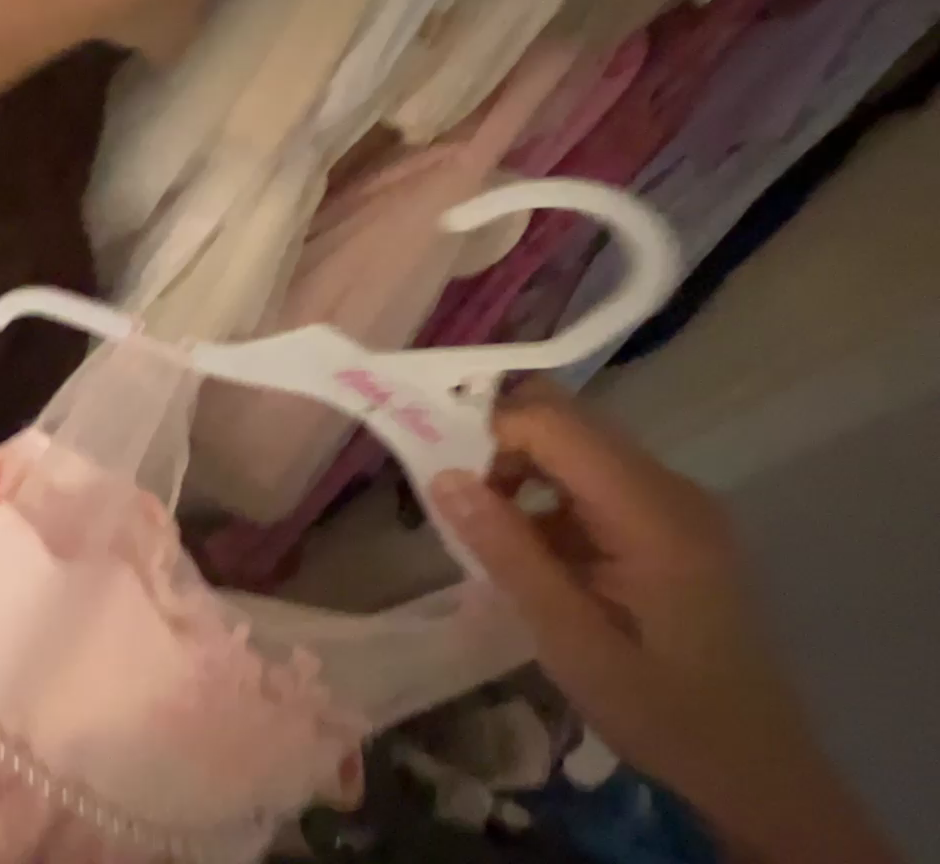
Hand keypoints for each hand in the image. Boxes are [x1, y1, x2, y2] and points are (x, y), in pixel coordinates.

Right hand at [430, 382, 898, 863]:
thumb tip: (443, 476)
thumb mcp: (568, 638)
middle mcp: (670, 490)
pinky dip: (538, 495)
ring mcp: (671, 504)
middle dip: (495, 444)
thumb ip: (507, 552)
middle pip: (566, 423)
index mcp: (655, 515)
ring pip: (571, 447)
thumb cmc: (659, 708)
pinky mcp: (663, 522)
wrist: (752, 768)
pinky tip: (522, 547)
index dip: (487, 433)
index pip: (555, 426)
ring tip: (480, 528)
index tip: (439, 477)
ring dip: (513, 469)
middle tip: (451, 495)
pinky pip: (585, 480)